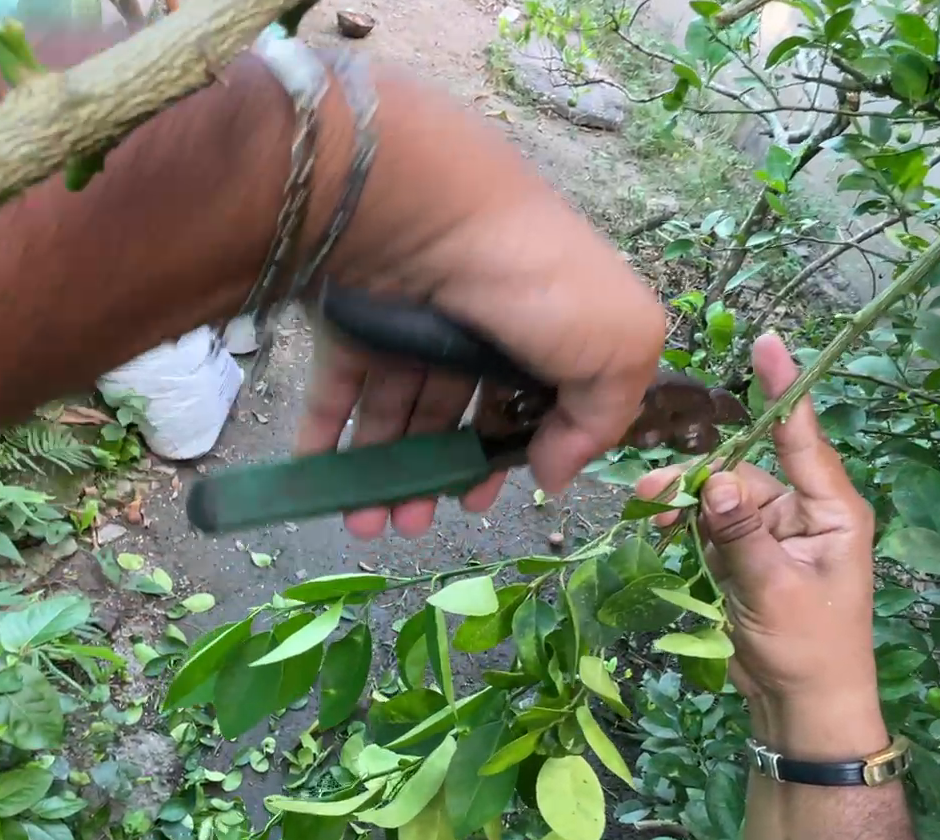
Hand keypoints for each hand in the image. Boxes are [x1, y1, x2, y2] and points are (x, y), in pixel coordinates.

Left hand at [297, 69, 663, 538]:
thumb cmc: (539, 283)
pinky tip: (317, 478)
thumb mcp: (621, 346)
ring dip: (379, 474)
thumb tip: (555, 475)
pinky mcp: (350, 324)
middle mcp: (471, 332)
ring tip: (363, 525)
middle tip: (409, 526)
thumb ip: (601, 420)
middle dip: (431, 479)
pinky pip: (338, 389)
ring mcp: (408, 327)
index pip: (516, 408)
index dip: (497, 460)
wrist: (432, 212)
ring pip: (392, 414)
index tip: (473, 503)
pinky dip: (325, 435)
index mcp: (538, 335)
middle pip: (447, 419)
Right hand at [635, 336, 881, 756]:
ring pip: (719, 497)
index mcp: (831, 511)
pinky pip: (710, 525)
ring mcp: (771, 534)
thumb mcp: (774, 589)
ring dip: (684, 502)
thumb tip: (714, 479)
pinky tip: (661, 530)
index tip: (767, 343)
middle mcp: (802, 513)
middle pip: (744, 470)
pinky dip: (685, 525)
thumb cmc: (807, 648)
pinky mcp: (745, 556)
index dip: (785, 390)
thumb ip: (742, 534)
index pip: (804, 438)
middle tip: (651, 487)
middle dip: (698, 473)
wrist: (799, 704)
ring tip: (648, 511)